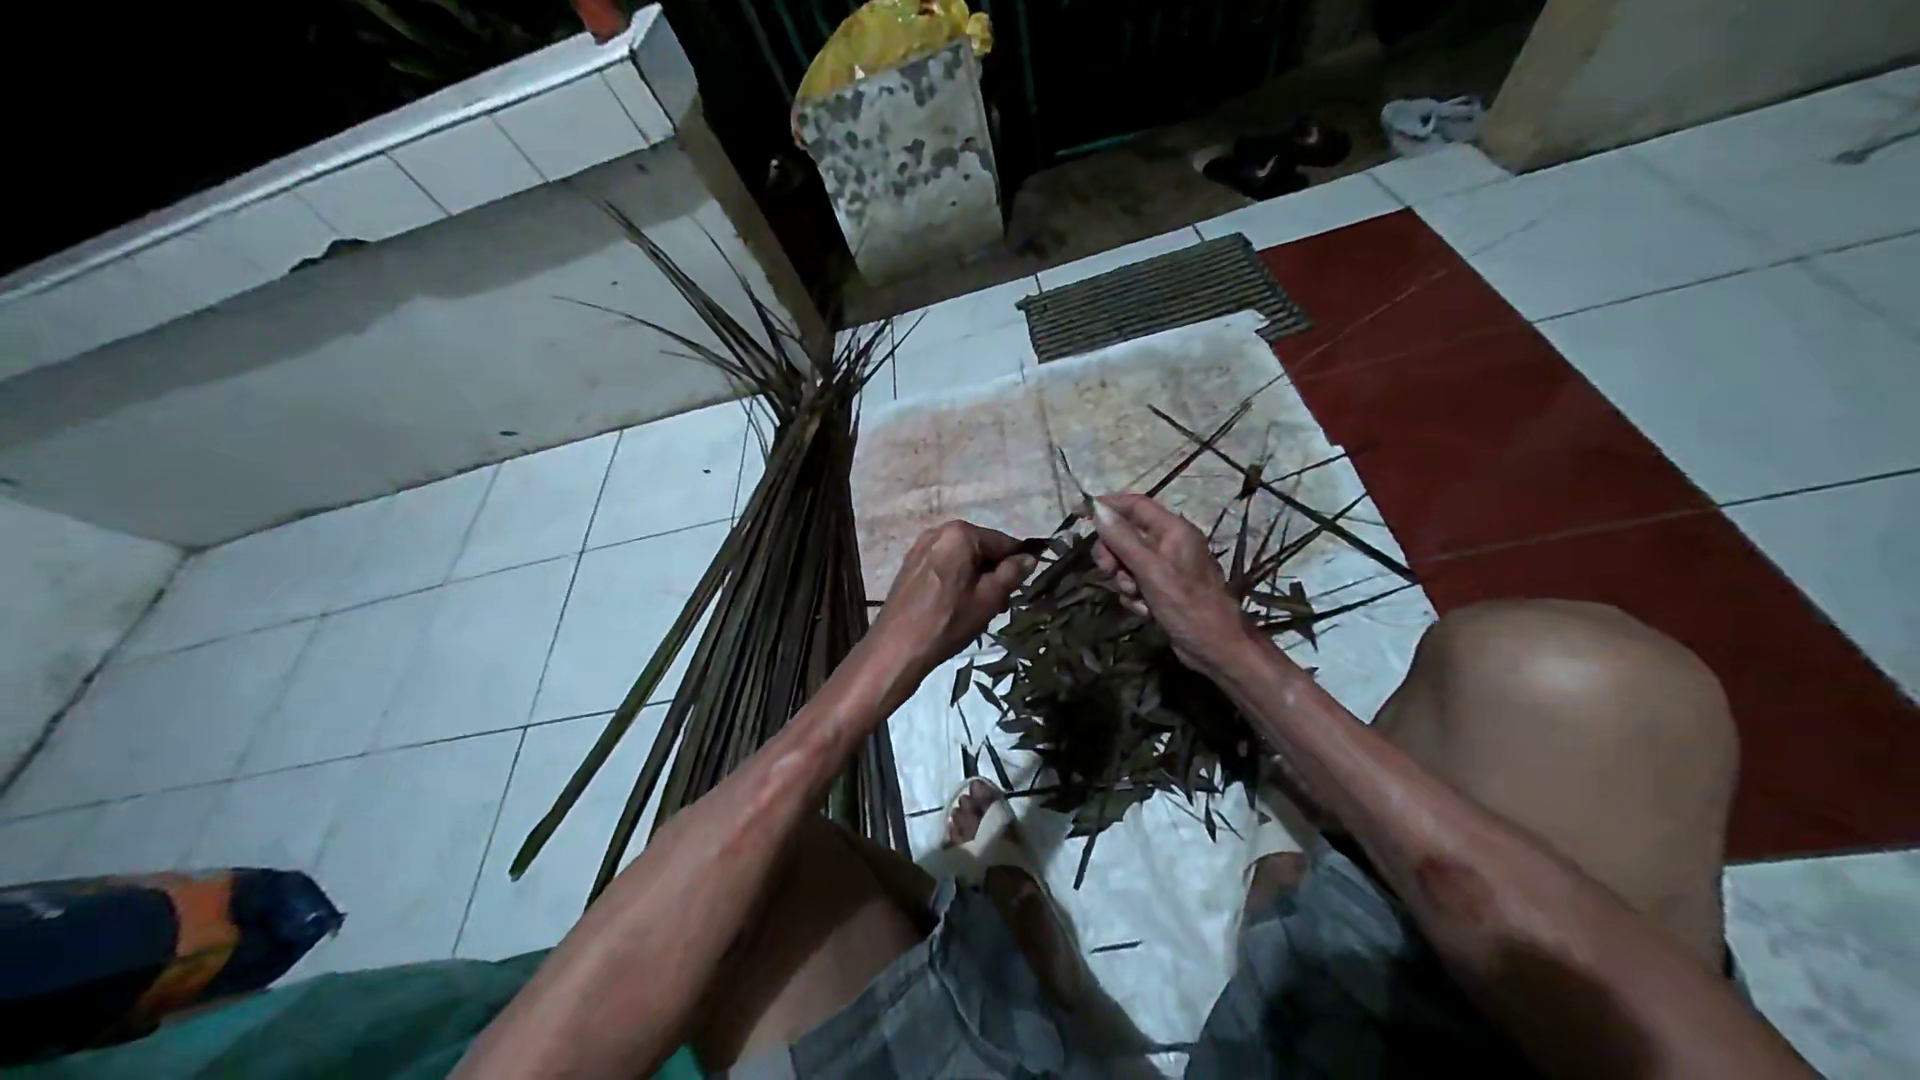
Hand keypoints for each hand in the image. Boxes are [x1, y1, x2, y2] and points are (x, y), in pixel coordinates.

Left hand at [873, 521, 1037, 676]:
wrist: (897, 646)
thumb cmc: (948, 621)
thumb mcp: (989, 598)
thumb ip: (1012, 573)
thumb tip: (1029, 558)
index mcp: (961, 534)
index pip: (1004, 542)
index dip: (1019, 564)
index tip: (1024, 586)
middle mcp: (939, 532)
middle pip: (981, 549)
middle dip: (994, 573)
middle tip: (1000, 605)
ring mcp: (920, 547)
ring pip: (962, 558)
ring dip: (976, 578)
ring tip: (979, 609)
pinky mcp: (910, 564)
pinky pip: (944, 565)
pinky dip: (957, 580)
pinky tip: (957, 605)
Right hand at [1090, 494, 1248, 671]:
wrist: (1214, 648)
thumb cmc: (1186, 605)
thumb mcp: (1150, 570)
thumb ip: (1122, 539)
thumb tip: (1098, 509)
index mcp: (1173, 530)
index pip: (1134, 505)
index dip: (1107, 506)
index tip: (1080, 513)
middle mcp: (1170, 544)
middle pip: (1125, 534)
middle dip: (1112, 553)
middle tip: (1108, 571)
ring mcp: (1166, 567)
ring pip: (1126, 561)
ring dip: (1123, 579)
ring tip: (1135, 596)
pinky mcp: (1162, 588)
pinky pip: (1135, 582)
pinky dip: (1133, 595)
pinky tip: (1144, 610)